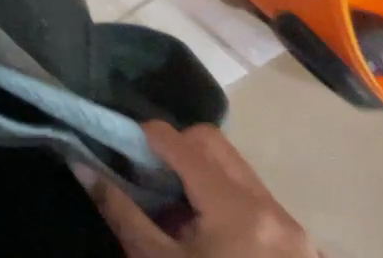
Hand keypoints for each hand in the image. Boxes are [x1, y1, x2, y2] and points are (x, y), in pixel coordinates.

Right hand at [88, 123, 317, 257]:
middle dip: (173, 147)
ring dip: (200, 172)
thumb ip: (118, 207)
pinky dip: (224, 198)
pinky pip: (256, 199)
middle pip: (213, 143)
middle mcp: (272, 209)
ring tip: (177, 209)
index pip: (180, 141)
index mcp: (236, 208)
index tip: (119, 149)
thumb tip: (79, 165)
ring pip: (237, 169)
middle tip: (147, 174)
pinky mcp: (303, 248)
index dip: (141, 135)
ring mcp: (295, 230)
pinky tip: (209, 234)